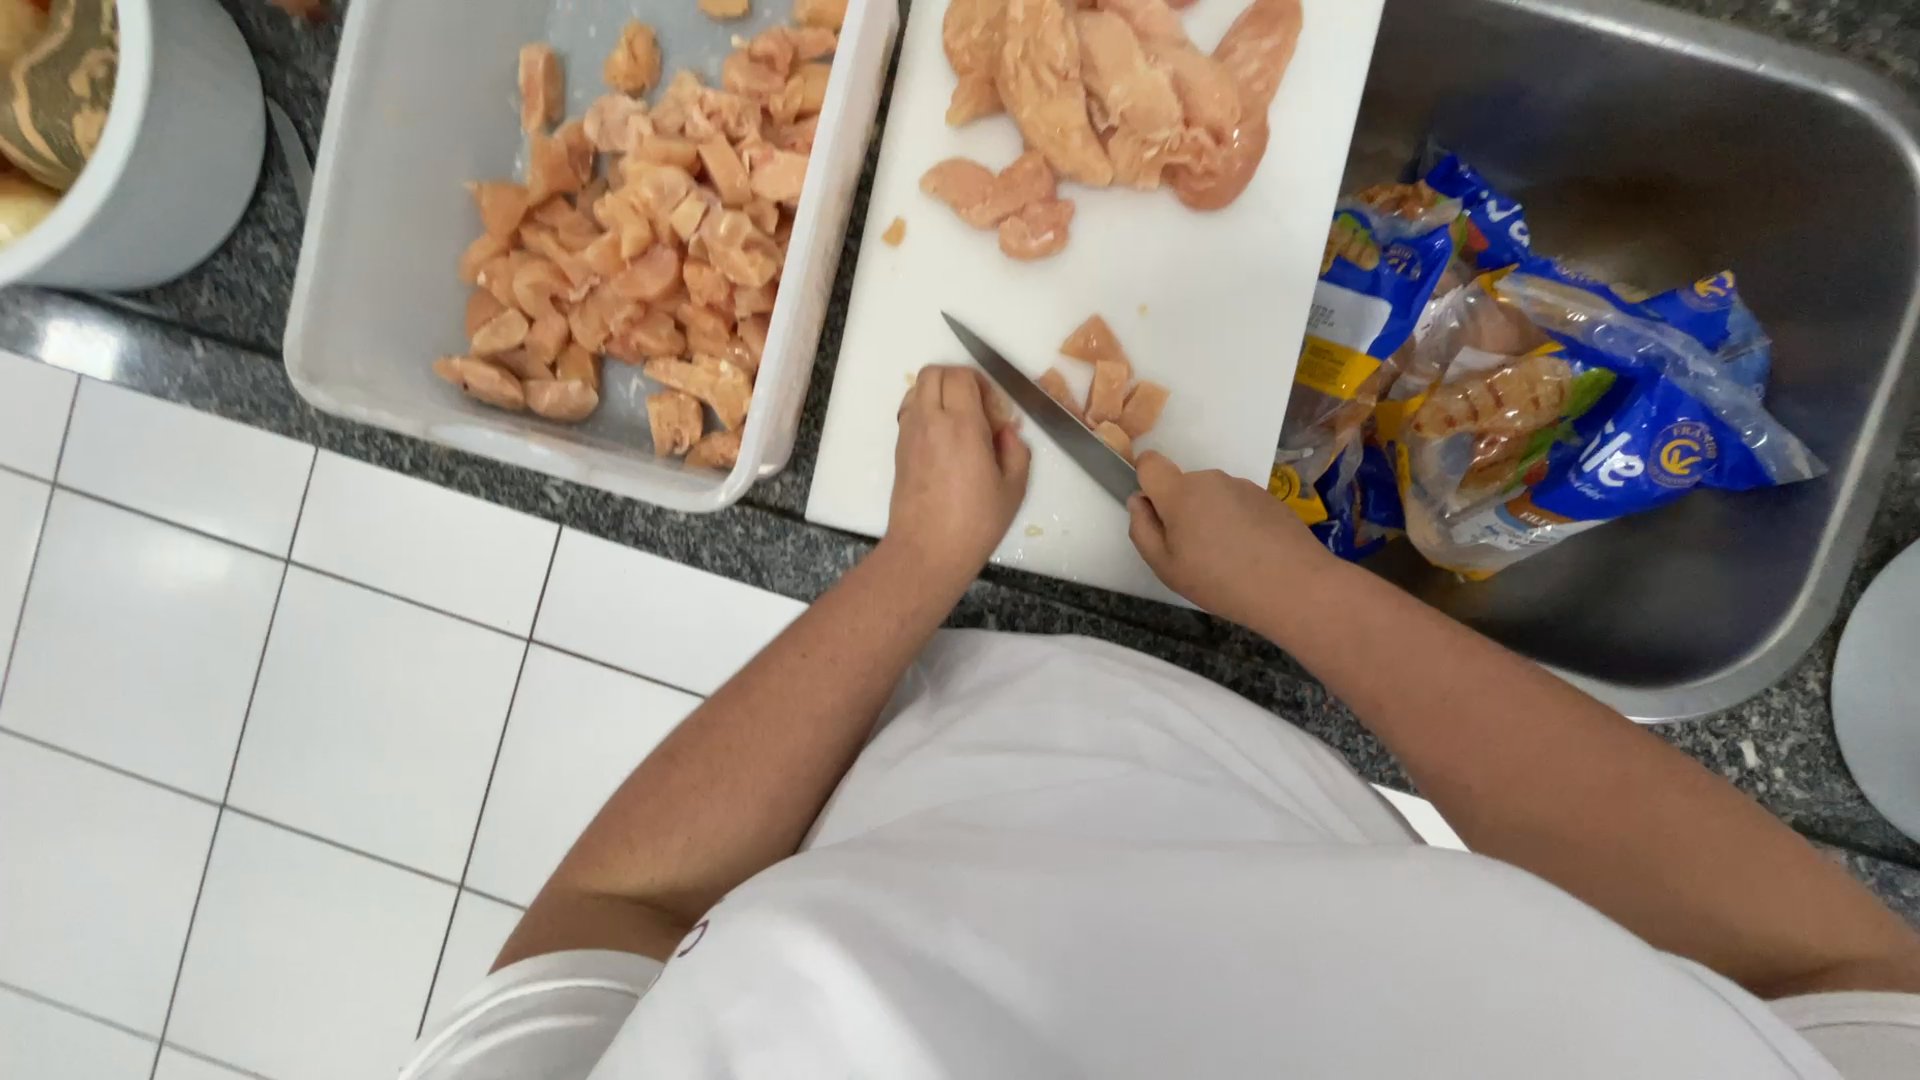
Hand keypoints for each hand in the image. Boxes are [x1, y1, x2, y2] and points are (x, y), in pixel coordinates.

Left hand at [885, 365, 1031, 582]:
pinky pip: (909, 413)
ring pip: (916, 389)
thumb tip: (1006, 433)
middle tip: (975, 407)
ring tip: (957, 422)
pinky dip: (925, 413)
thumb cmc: (974, 523)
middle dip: (956, 380)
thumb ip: (1016, 451)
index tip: (992, 408)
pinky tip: (943, 441)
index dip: (980, 382)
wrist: (927, 550)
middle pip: (933, 373)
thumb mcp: (1013, 489)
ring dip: (938, 394)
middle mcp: (930, 422)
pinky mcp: (898, 450)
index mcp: (961, 425)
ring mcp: (909, 434)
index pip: (961, 375)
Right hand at [1127, 451, 1332, 625]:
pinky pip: (1237, 503)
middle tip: (1193, 551)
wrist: (1294, 586)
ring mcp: (1243, 486)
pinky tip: (1249, 552)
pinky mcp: (1268, 498)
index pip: (1150, 463)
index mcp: (1180, 493)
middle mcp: (1211, 480)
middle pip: (1183, 485)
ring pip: (1211, 495)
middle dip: (1181, 510)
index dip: (1146, 482)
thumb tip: (1139, 502)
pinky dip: (1236, 522)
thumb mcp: (1166, 567)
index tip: (1156, 514)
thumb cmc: (1220, 580)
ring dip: (1210, 516)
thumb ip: (1143, 529)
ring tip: (1226, 556)